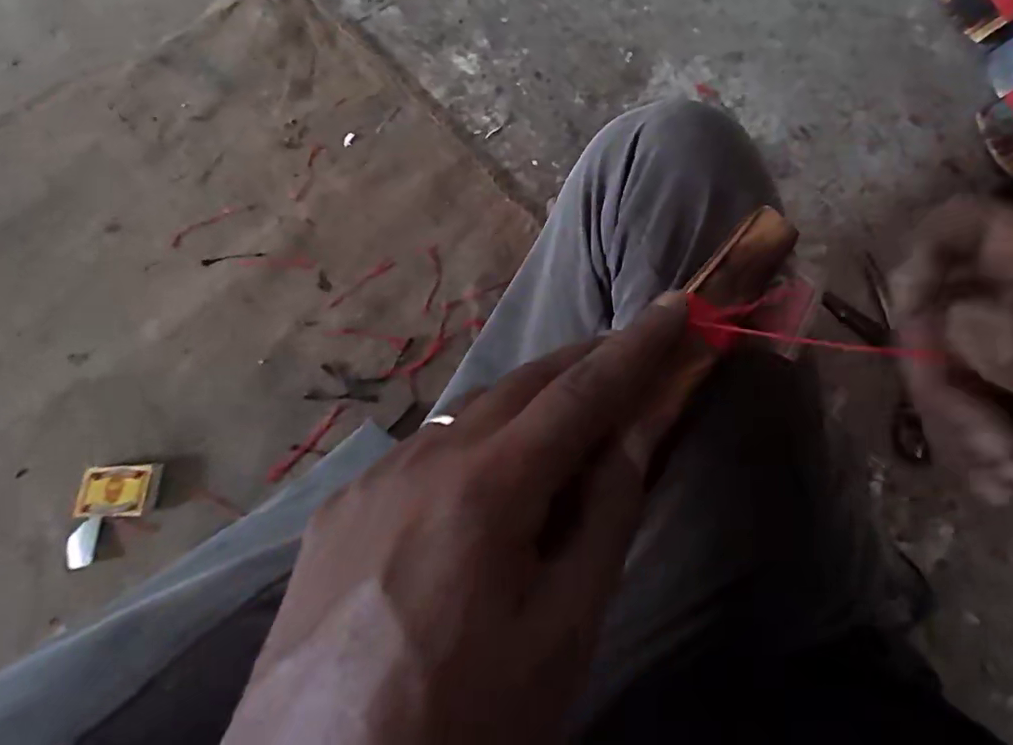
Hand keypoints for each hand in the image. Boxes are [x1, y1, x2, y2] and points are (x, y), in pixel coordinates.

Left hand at [224, 295, 689, 744]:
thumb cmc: (465, 719)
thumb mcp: (562, 632)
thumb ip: (603, 518)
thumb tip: (631, 433)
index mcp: (486, 486)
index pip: (582, 393)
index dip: (636, 348)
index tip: (674, 309)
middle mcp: (424, 457)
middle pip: (522, 385)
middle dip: (582, 364)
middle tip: (627, 360)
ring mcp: (372, 477)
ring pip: (469, 415)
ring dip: (525, 407)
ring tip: (562, 429)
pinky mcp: (338, 506)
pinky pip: (422, 453)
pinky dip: (470, 448)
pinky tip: (478, 490)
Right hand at [889, 197, 1012, 547]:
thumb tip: (956, 320)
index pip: (978, 227)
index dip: (928, 250)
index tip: (912, 311)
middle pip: (938, 310)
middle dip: (941, 376)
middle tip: (984, 438)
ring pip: (939, 370)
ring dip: (960, 427)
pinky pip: (956, 418)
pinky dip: (973, 457)